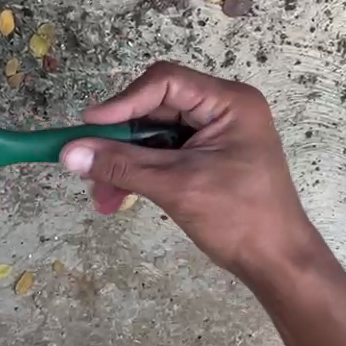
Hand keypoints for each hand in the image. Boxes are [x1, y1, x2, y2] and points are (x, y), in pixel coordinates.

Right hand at [60, 61, 324, 281]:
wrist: (276, 261)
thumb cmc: (240, 218)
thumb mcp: (175, 187)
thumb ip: (121, 166)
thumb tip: (69, 153)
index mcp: (228, 104)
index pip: (165, 83)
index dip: (122, 102)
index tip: (87, 126)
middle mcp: (220, 111)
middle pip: (152, 110)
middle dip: (117, 141)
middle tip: (86, 164)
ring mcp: (210, 136)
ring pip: (150, 137)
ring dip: (121, 164)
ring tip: (101, 196)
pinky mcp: (201, 159)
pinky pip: (158, 156)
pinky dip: (135, 175)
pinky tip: (116, 198)